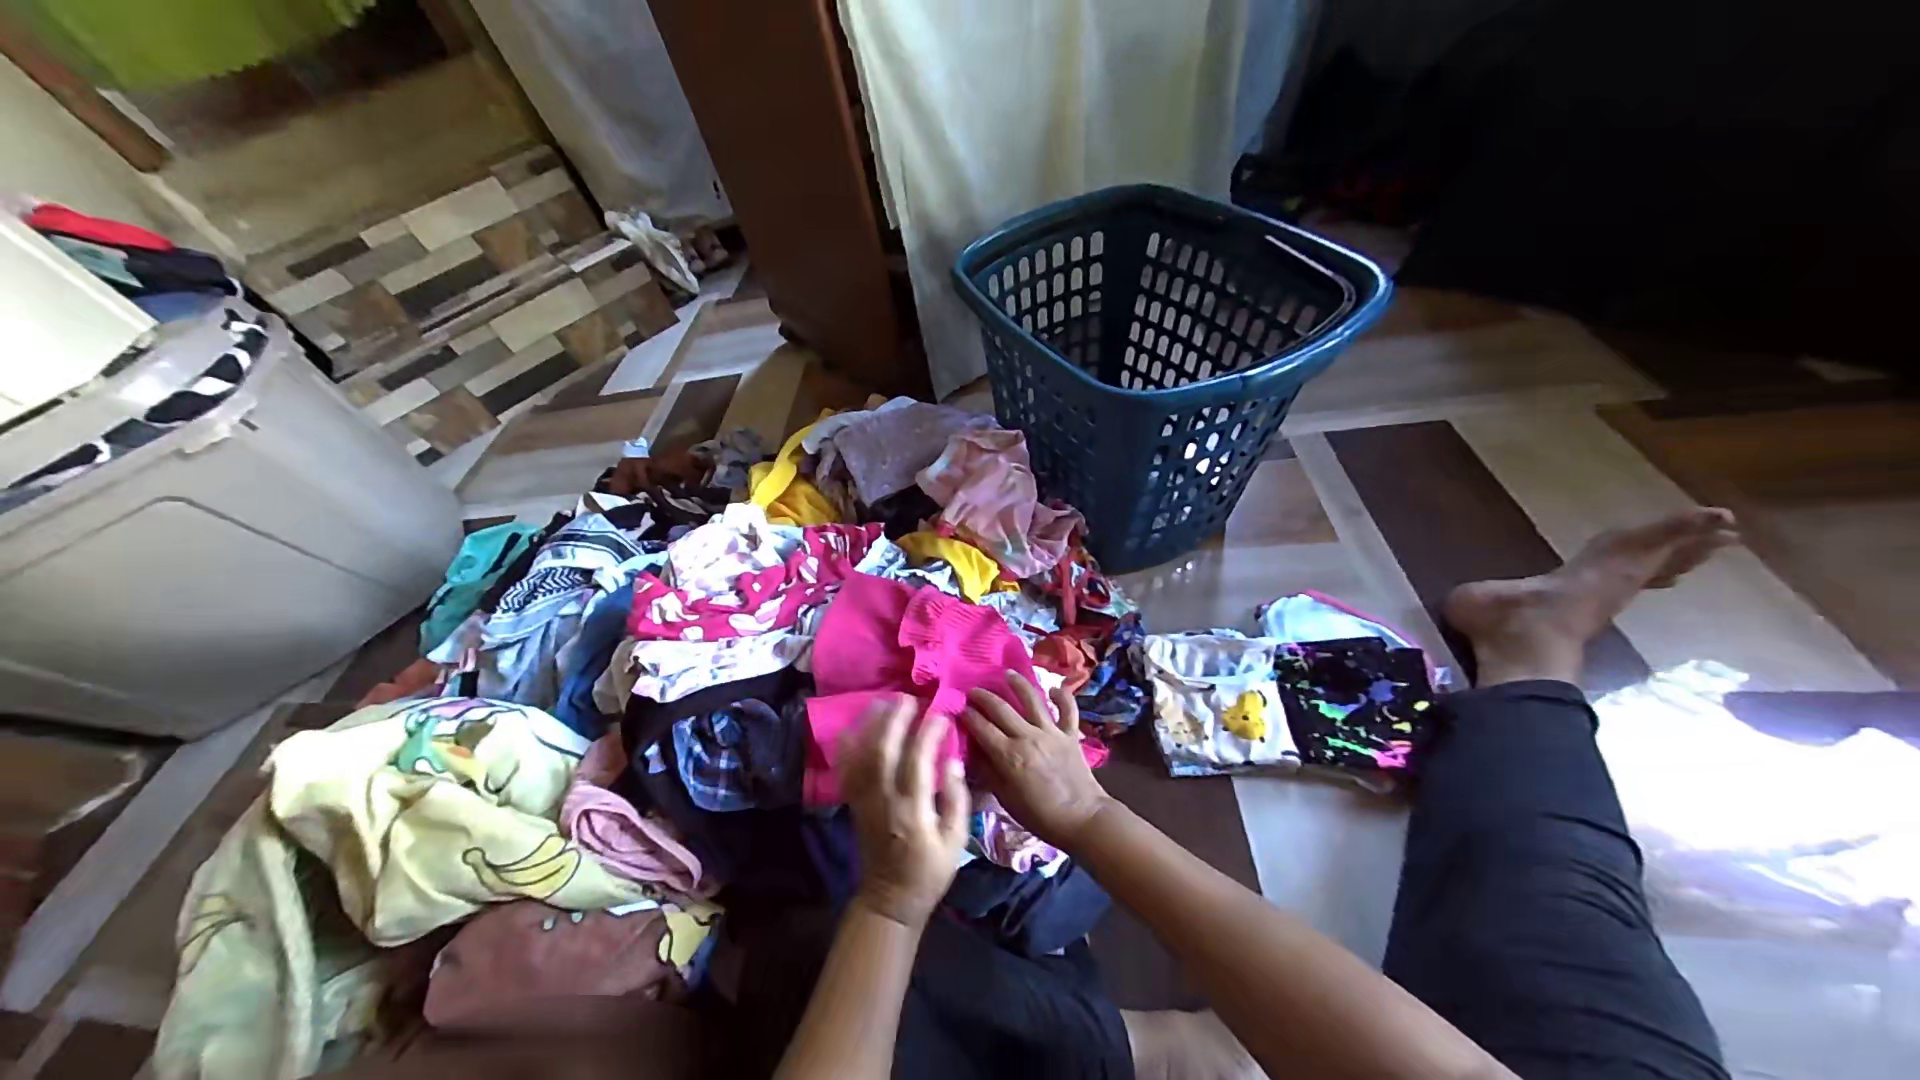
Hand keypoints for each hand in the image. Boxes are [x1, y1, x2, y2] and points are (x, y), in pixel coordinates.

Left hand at [839, 695, 969, 927]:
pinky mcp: (854, 804)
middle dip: (895, 720)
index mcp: (913, 810)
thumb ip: (957, 800)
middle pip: (884, 751)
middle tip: (908, 697)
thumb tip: (953, 761)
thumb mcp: (956, 841)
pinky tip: (854, 727)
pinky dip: (848, 746)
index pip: (918, 762)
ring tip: (885, 701)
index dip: (928, 734)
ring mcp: (865, 800)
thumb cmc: (929, 871)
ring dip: (873, 725)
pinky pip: (847, 769)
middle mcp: (884, 800)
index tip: (940, 714)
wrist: (889, 899)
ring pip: (863, 755)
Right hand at [960, 673, 1114, 849]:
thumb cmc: (1040, 815)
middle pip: (1001, 709)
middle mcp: (1028, 737)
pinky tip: (1053, 689)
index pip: (981, 728)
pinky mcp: (1070, 734)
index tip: (958, 708)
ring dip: (1018, 684)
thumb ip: (988, 773)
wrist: (1083, 819)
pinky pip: (1067, 709)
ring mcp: (1051, 732)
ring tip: (1007, 673)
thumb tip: (972, 753)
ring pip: (1032, 699)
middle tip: (972, 690)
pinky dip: (1062, 696)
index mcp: (1009, 755)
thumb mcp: (1006, 799)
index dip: (967, 716)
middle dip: (983, 697)